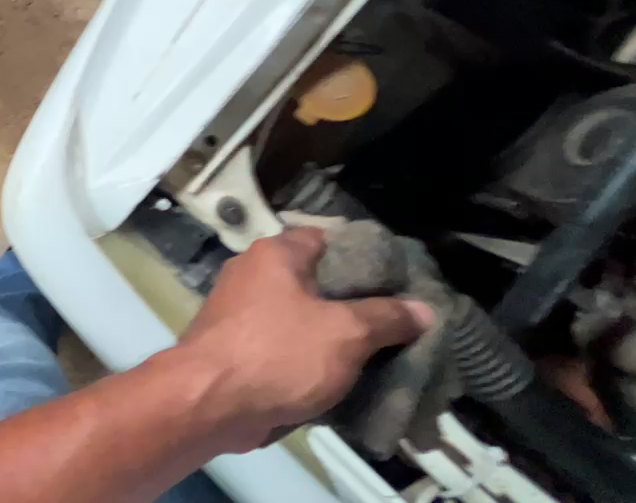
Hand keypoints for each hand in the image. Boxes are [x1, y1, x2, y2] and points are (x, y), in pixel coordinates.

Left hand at [174, 227, 432, 450]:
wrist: (213, 397)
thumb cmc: (279, 352)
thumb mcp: (344, 332)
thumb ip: (384, 316)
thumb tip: (422, 307)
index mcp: (274, 253)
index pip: (325, 238)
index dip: (365, 255)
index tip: (402, 279)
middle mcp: (254, 270)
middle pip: (317, 277)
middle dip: (358, 300)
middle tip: (404, 321)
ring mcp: (244, 306)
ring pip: (304, 312)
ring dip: (339, 331)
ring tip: (387, 350)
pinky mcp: (243, 339)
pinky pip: (290, 338)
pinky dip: (316, 351)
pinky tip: (350, 372)